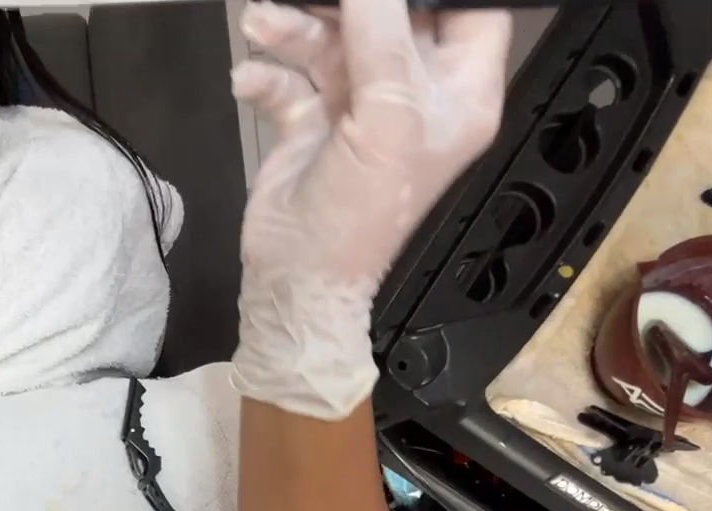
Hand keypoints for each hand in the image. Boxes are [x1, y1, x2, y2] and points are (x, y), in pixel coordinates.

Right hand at [229, 0, 509, 419]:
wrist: (297, 281)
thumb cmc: (359, 212)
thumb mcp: (387, 117)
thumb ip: (381, 36)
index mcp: (455, 94)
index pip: (465, 10)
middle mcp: (410, 97)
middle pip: (387, 19)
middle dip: (345, 2)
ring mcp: (355, 112)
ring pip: (331, 45)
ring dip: (293, 30)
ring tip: (258, 20)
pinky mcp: (309, 130)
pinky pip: (290, 85)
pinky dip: (267, 77)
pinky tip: (246, 80)